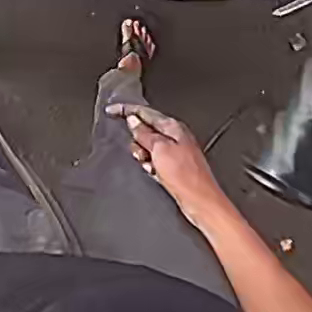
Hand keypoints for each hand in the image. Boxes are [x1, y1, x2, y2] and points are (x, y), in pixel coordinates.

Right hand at [109, 103, 233, 231]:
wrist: (201, 202)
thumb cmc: (187, 177)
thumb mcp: (159, 149)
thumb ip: (144, 133)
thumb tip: (133, 121)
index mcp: (173, 126)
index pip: (144, 111)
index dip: (125, 109)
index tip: (110, 110)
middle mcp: (175, 136)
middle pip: (144, 129)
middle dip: (136, 139)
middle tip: (139, 150)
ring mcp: (174, 151)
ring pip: (147, 146)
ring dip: (142, 155)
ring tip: (150, 165)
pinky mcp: (173, 166)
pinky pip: (153, 160)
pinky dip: (149, 165)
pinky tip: (154, 172)